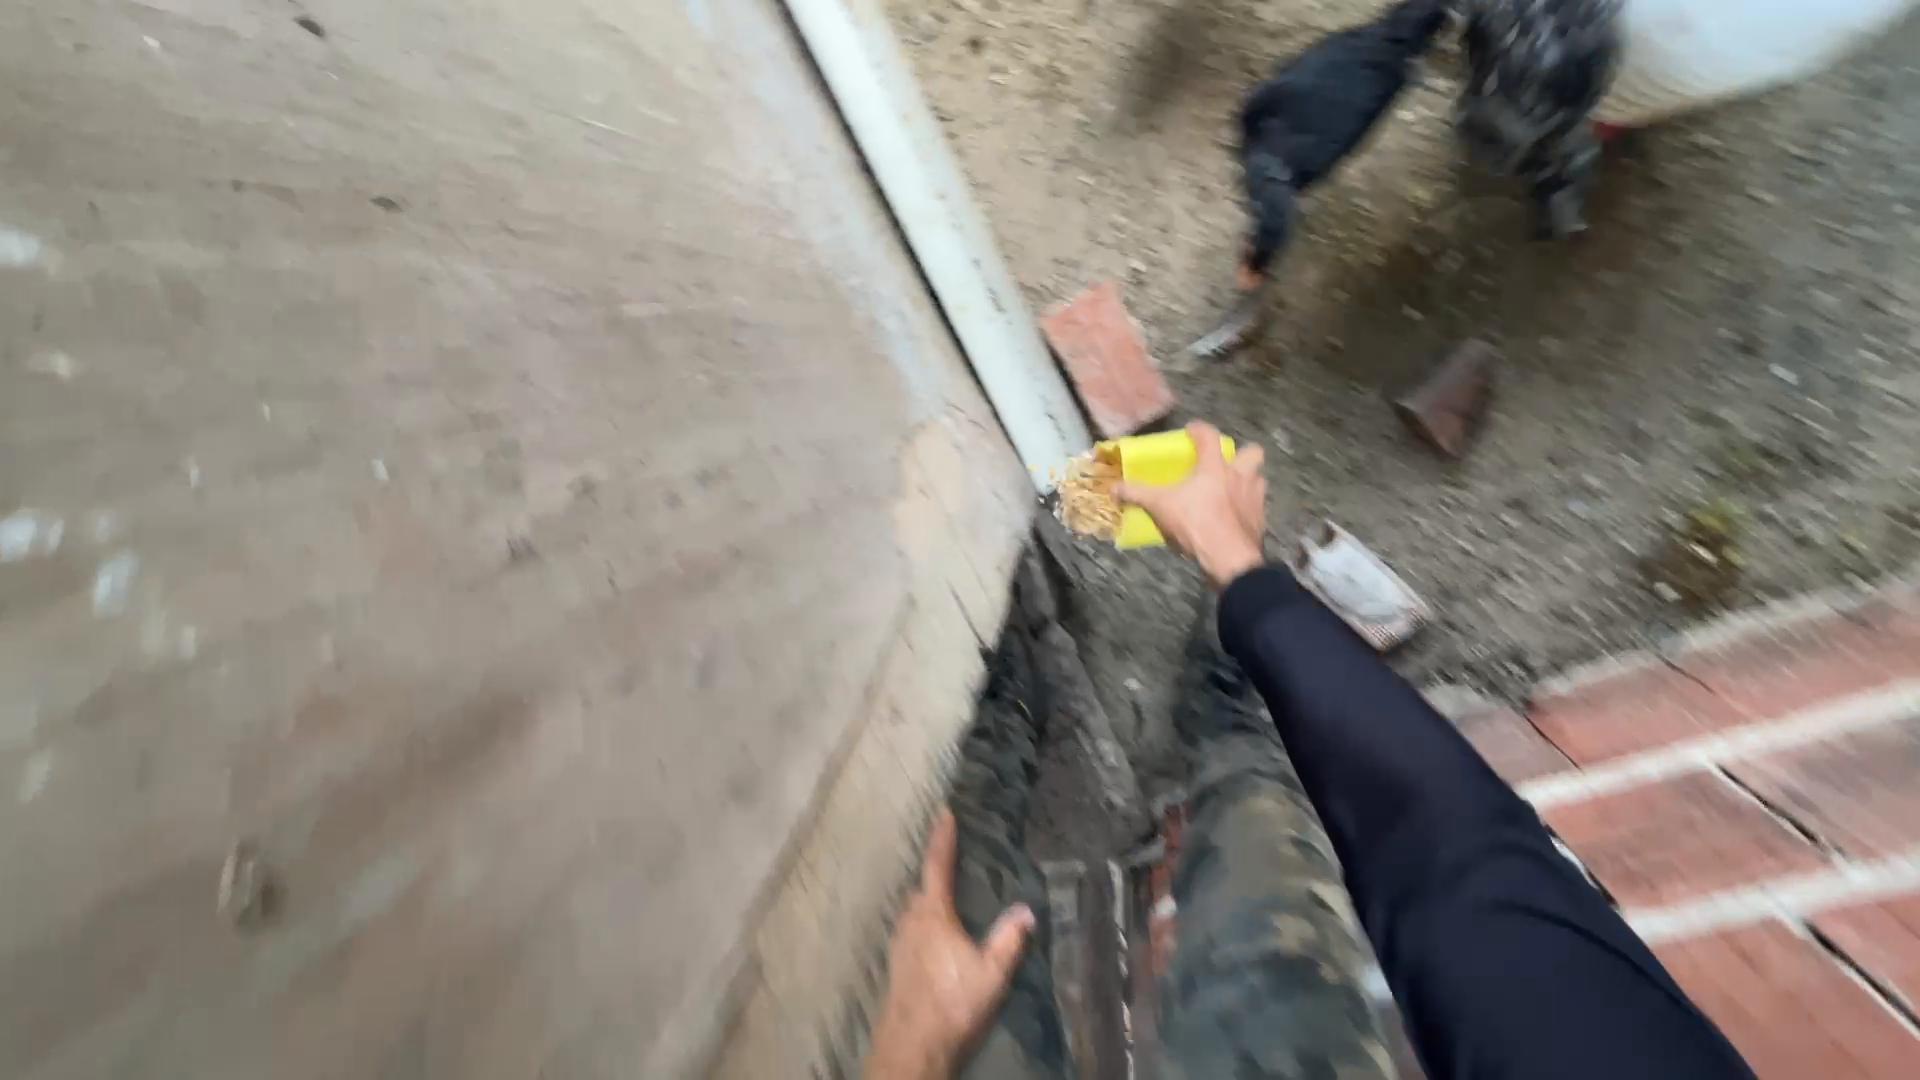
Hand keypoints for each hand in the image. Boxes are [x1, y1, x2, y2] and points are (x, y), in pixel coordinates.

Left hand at [863, 810, 1034, 1079]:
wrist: (910, 1048)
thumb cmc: (951, 1003)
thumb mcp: (990, 973)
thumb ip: (1008, 940)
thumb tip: (1027, 910)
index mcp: (932, 913)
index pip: (938, 864)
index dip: (942, 837)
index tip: (944, 811)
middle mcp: (911, 919)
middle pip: (922, 885)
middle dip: (935, 867)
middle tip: (949, 851)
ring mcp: (899, 942)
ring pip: (914, 908)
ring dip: (927, 895)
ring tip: (944, 893)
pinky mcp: (895, 963)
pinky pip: (910, 927)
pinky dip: (922, 918)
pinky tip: (932, 933)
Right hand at [1115, 420, 1268, 588]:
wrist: (1229, 557)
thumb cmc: (1195, 523)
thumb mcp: (1159, 506)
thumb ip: (1136, 494)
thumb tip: (1113, 488)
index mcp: (1214, 467)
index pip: (1209, 436)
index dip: (1199, 430)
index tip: (1191, 431)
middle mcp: (1239, 475)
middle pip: (1251, 452)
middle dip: (1240, 454)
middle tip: (1223, 465)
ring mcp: (1254, 497)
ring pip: (1258, 478)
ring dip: (1247, 480)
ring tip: (1230, 490)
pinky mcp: (1260, 518)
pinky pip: (1257, 506)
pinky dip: (1247, 507)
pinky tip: (1234, 516)